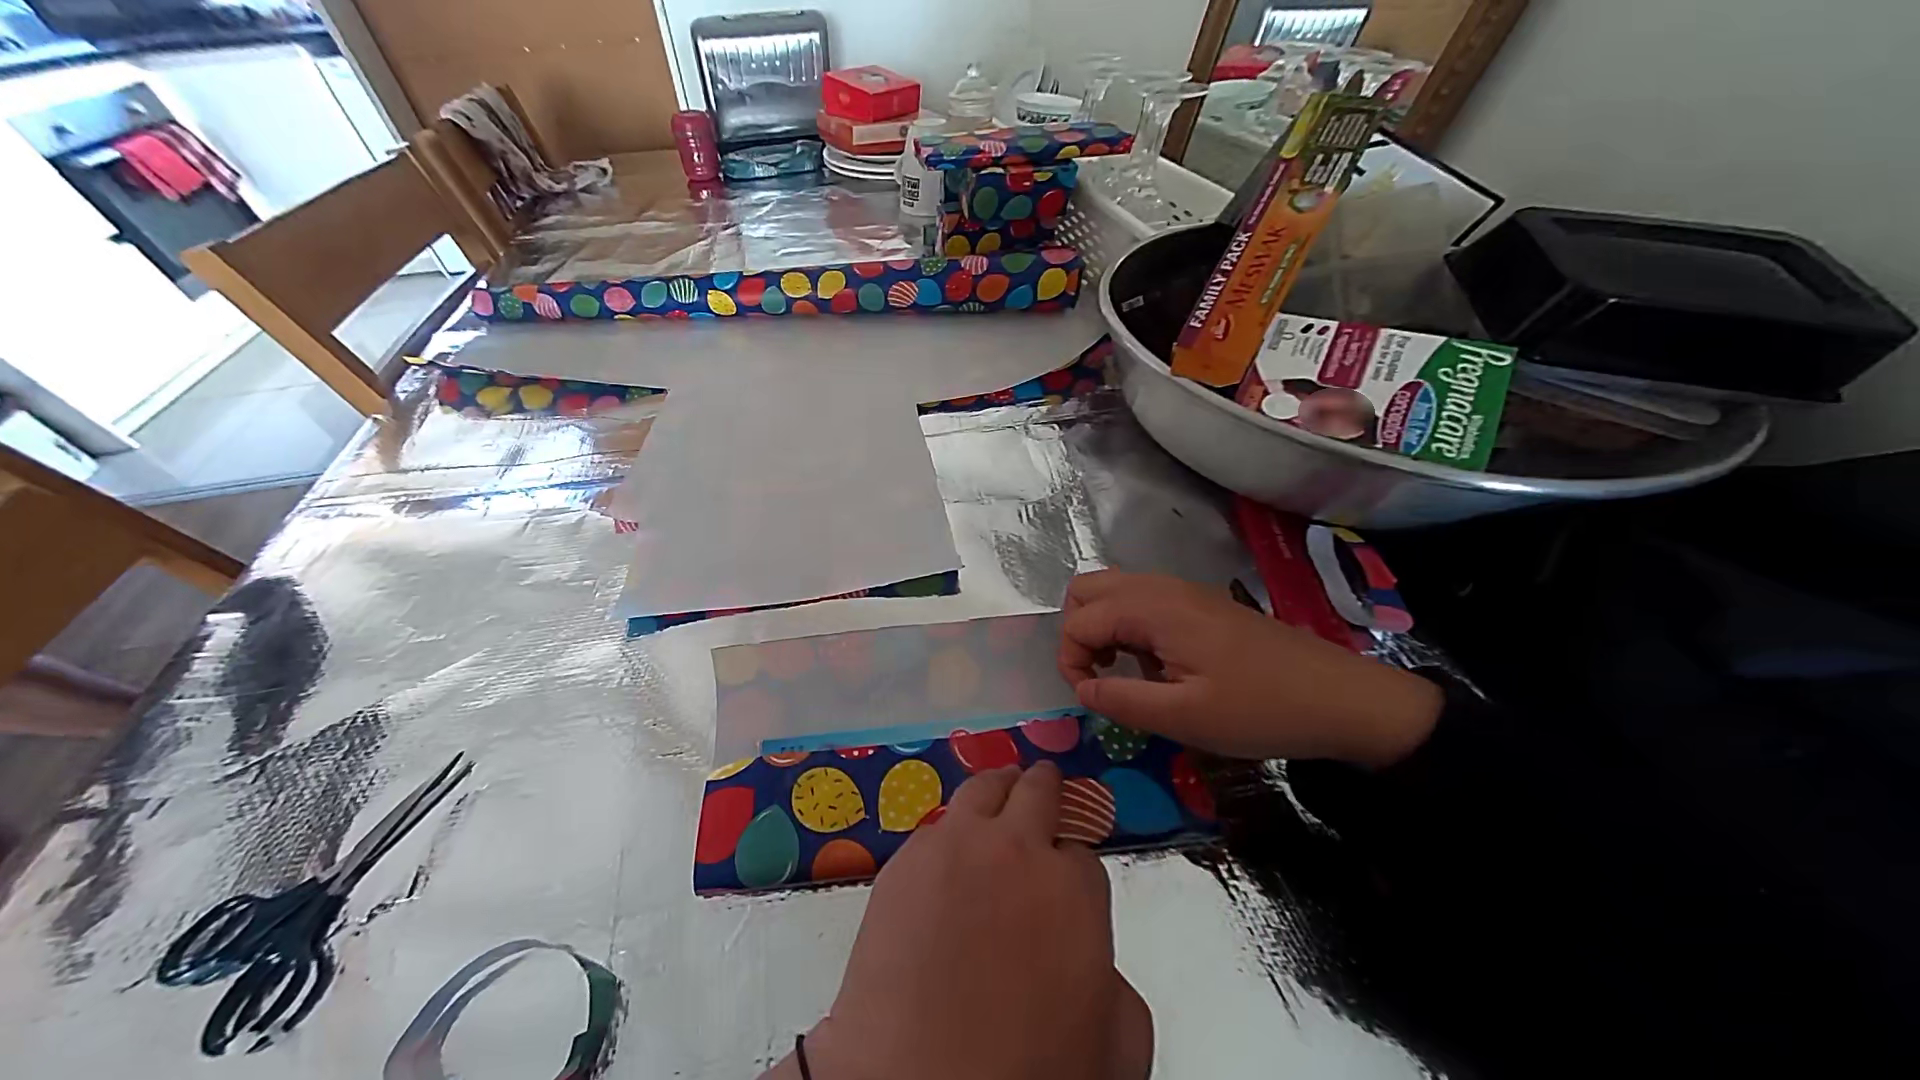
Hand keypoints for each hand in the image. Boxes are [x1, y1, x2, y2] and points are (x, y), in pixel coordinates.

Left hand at [769, 763, 1151, 1079]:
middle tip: (1044, 784)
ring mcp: (954, 847)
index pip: (1082, 846)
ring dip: (998, 788)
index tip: (1065, 872)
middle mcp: (1015, 849)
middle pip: (1037, 790)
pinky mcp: (904, 860)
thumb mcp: (1115, 1043)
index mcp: (1072, 887)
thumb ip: (1114, 981)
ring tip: (1000, 789)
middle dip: (1045, 787)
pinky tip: (950, 851)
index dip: (1073, 862)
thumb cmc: (1025, 1071)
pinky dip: (951, 830)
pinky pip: (935, 826)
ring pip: (982, 788)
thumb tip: (1093, 959)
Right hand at [1056, 571, 1442, 767]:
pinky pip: (1143, 602)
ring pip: (1115, 592)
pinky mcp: (1202, 605)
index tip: (1092, 698)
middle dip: (1078, 632)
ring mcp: (1184, 592)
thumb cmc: (1261, 709)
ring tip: (1128, 674)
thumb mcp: (1184, 717)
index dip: (1070, 661)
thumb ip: (1121, 700)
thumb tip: (1082, 689)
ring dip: (1103, 629)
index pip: (1079, 621)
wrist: (1341, 699)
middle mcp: (1162, 588)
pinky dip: (1130, 628)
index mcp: (1153, 608)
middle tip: (1101, 676)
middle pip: (1088, 589)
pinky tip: (1159, 667)